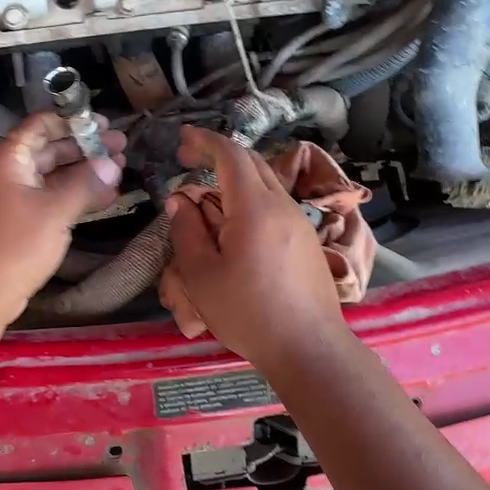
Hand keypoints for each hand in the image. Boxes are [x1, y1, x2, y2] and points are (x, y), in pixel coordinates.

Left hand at [0, 112, 126, 320]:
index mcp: (8, 159)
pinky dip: (73, 195)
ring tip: (120, 170)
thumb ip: (86, 184)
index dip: (72, 121)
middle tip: (121, 146)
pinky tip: (104, 198)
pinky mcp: (17, 221)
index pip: (40, 125)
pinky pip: (48, 197)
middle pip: (49, 148)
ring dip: (84, 172)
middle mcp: (7, 173)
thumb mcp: (55, 212)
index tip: (103, 124)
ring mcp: (11, 198)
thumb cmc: (15, 246)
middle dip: (85, 147)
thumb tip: (113, 163)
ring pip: (51, 175)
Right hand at [161, 126, 346, 369]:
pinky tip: (236, 227)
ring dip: (236, 178)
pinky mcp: (308, 242)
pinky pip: (276, 205)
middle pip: (252, 162)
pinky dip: (251, 199)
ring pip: (266, 183)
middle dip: (219, 154)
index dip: (204, 141)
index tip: (182, 140)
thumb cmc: (249, 313)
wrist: (309, 349)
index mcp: (255, 207)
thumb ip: (186, 230)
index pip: (231, 154)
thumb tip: (180, 200)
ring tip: (208, 198)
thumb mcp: (201, 275)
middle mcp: (282, 205)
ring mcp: (300, 223)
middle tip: (189, 161)